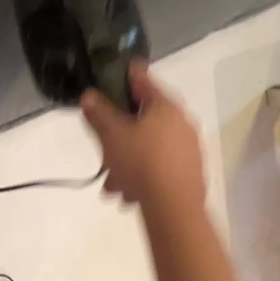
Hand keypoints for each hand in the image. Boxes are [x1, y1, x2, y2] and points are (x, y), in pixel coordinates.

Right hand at [79, 60, 205, 210]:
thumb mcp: (111, 136)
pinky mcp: (191, 172)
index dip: (125, 75)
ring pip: (149, 148)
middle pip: (143, 120)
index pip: (142, 80)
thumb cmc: (140, 162)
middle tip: (103, 152)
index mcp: (165, 105)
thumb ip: (98, 114)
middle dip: (119, 137)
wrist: (174, 206)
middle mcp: (182, 122)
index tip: (114, 74)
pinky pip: (159, 167)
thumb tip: (88, 96)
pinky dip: (142, 176)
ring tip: (112, 185)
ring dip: (127, 164)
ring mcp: (189, 148)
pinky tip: (130, 195)